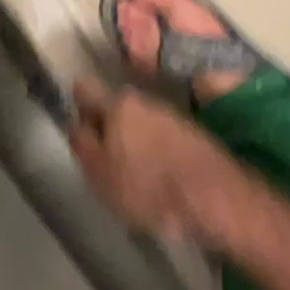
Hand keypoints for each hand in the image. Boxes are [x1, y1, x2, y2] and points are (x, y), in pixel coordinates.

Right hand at [69, 77, 242, 240]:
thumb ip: (82, 144)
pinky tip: (156, 179)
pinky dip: (156, 154)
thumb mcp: (98, 172)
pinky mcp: (195, 138)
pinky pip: (163, 141)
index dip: (77, 106)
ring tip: (130, 173)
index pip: (86, 91)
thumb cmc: (146, 185)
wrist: (213, 198)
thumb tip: (77, 124)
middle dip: (108, 127)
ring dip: (134, 142)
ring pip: (141, 125)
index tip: (76, 124)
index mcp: (119, 104)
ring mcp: (174, 118)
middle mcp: (147, 101)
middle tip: (101, 158)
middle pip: (117, 109)